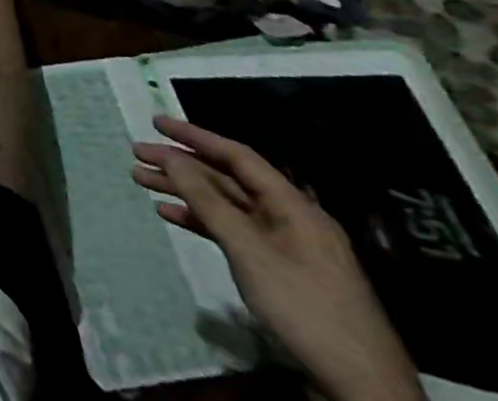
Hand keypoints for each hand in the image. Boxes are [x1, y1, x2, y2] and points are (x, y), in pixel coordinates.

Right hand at [132, 116, 423, 400]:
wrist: (360, 381)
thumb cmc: (304, 306)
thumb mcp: (249, 251)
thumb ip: (209, 202)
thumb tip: (174, 159)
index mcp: (291, 204)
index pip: (237, 156)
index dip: (195, 136)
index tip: (156, 122)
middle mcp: (287, 216)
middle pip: (227, 179)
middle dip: (181, 164)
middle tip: (137, 154)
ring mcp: (283, 243)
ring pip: (225, 205)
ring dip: (184, 192)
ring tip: (141, 180)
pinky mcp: (277, 268)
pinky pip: (232, 232)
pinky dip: (201, 221)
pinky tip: (170, 215)